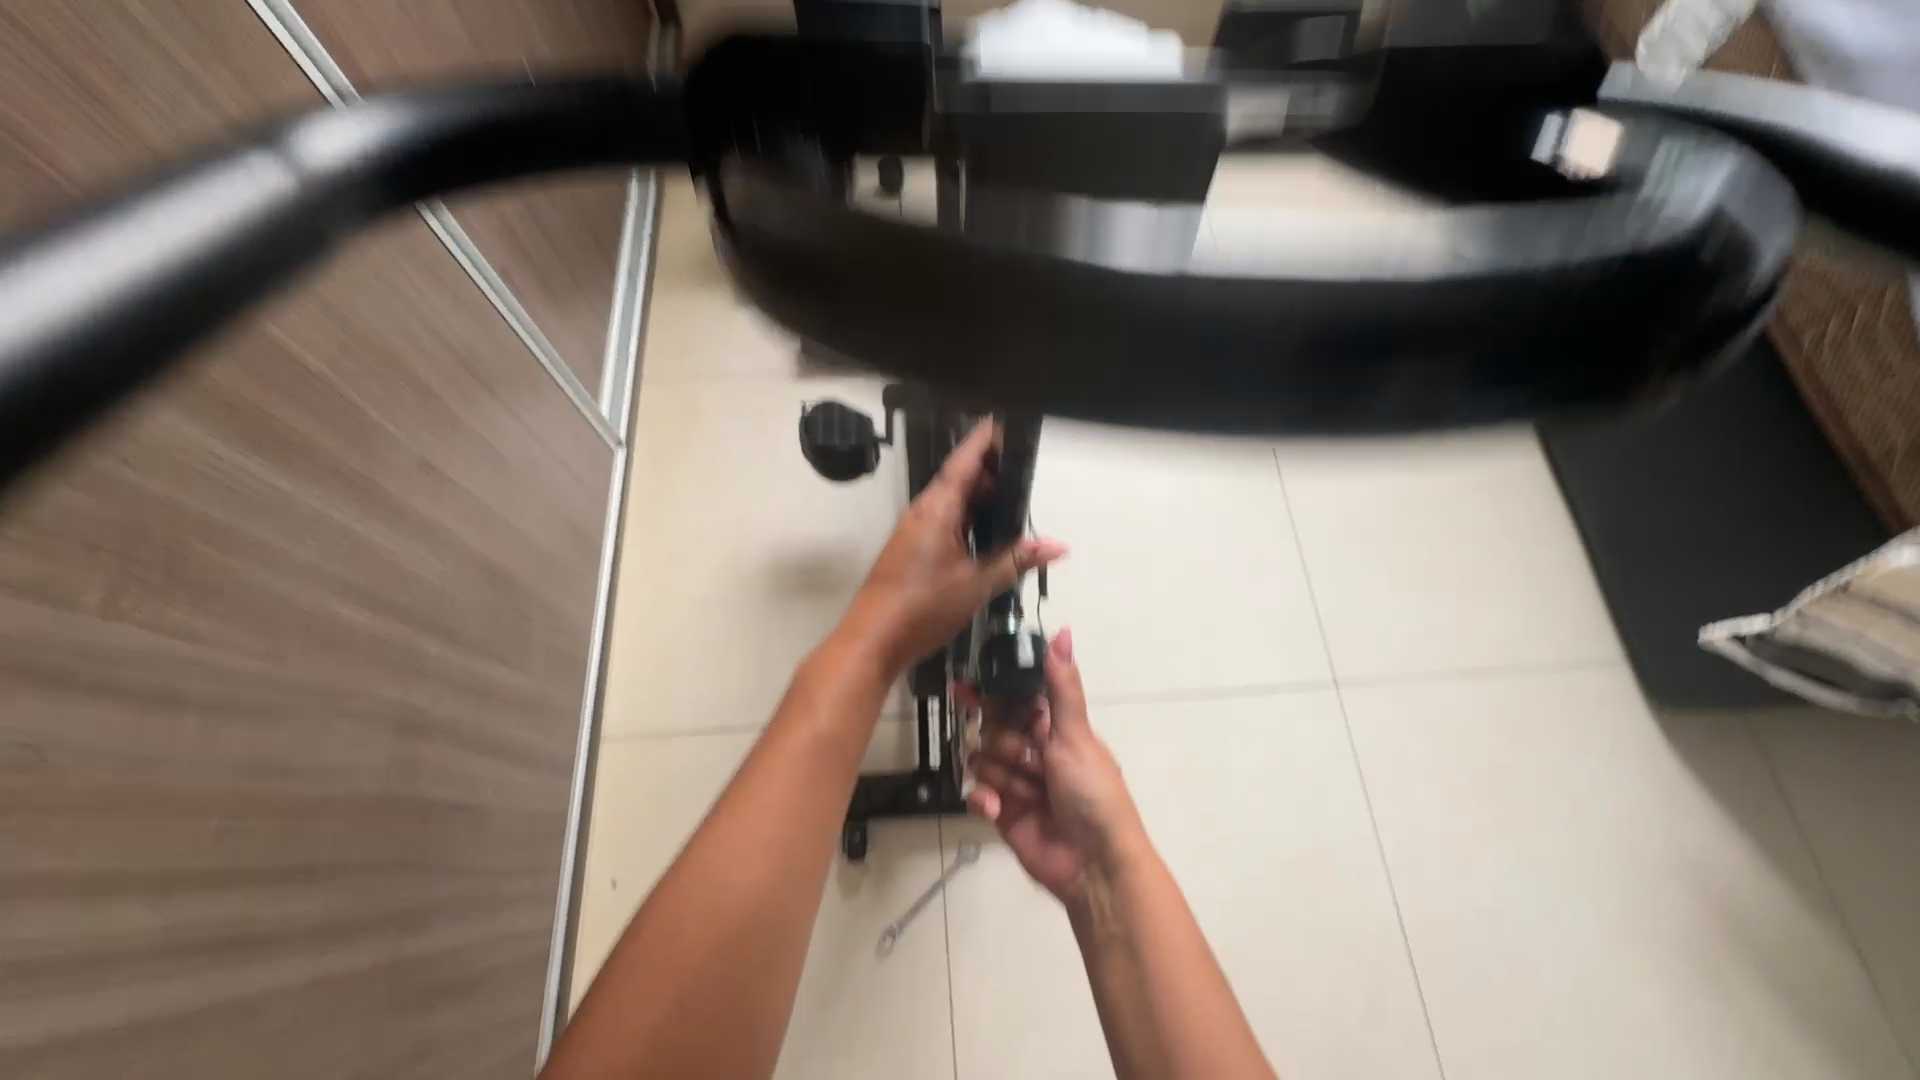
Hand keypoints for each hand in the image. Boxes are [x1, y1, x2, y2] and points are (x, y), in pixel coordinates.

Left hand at [838, 421, 1066, 674]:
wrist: (872, 640)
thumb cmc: (922, 607)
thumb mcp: (976, 584)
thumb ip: (1015, 561)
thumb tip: (1056, 546)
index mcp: (937, 510)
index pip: (964, 461)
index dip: (986, 440)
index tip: (1008, 423)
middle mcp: (923, 512)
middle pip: (959, 478)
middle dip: (990, 470)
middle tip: (1024, 468)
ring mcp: (915, 531)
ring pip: (952, 502)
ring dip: (980, 497)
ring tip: (1013, 498)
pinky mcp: (912, 550)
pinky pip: (945, 521)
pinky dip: (968, 519)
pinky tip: (987, 533)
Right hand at [963, 629, 1146, 905]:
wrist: (1094, 865)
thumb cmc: (1093, 793)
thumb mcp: (1076, 735)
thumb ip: (1062, 685)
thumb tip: (1063, 631)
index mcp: (1054, 729)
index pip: (1014, 699)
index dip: (990, 692)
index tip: (964, 687)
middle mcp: (1033, 751)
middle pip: (992, 729)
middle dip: (1003, 744)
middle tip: (1027, 760)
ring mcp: (1016, 782)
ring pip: (981, 760)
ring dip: (1001, 775)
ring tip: (1026, 792)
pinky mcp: (1002, 812)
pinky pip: (976, 792)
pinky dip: (985, 799)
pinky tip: (999, 810)